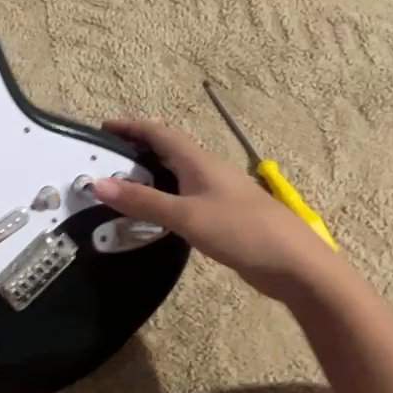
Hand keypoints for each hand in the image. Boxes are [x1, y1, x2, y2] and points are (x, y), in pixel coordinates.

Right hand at [91, 119, 340, 300]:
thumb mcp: (186, 216)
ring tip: (123, 181)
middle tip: (107, 156)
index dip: (131, 127)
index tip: (102, 129)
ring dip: (150, 170)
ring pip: (177, 171)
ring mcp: (218, 192)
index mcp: (198, 161)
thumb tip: (96, 184)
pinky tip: (155, 210)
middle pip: (168, 148)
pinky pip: (184, 193)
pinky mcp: (223, 214)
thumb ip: (142, 201)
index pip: (158, 132)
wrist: (297, 265)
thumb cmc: (241, 231)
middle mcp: (207, 169)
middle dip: (138, 146)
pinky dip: (163, 193)